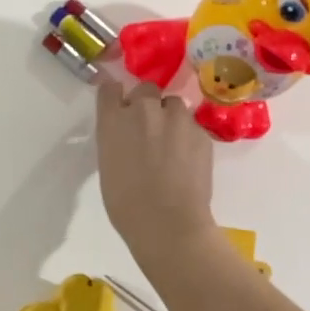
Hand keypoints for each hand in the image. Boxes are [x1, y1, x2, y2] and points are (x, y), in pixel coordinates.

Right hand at [96, 80, 215, 255]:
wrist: (167, 221)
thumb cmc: (126, 203)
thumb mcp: (108, 165)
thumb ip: (116, 139)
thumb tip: (128, 135)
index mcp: (113, 121)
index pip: (110, 89)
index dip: (115, 96)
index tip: (118, 106)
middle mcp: (144, 110)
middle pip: (145, 89)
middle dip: (146, 104)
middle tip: (147, 129)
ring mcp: (176, 118)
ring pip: (173, 104)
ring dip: (169, 117)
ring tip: (171, 144)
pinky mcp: (201, 131)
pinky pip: (191, 125)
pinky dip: (187, 136)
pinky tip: (186, 160)